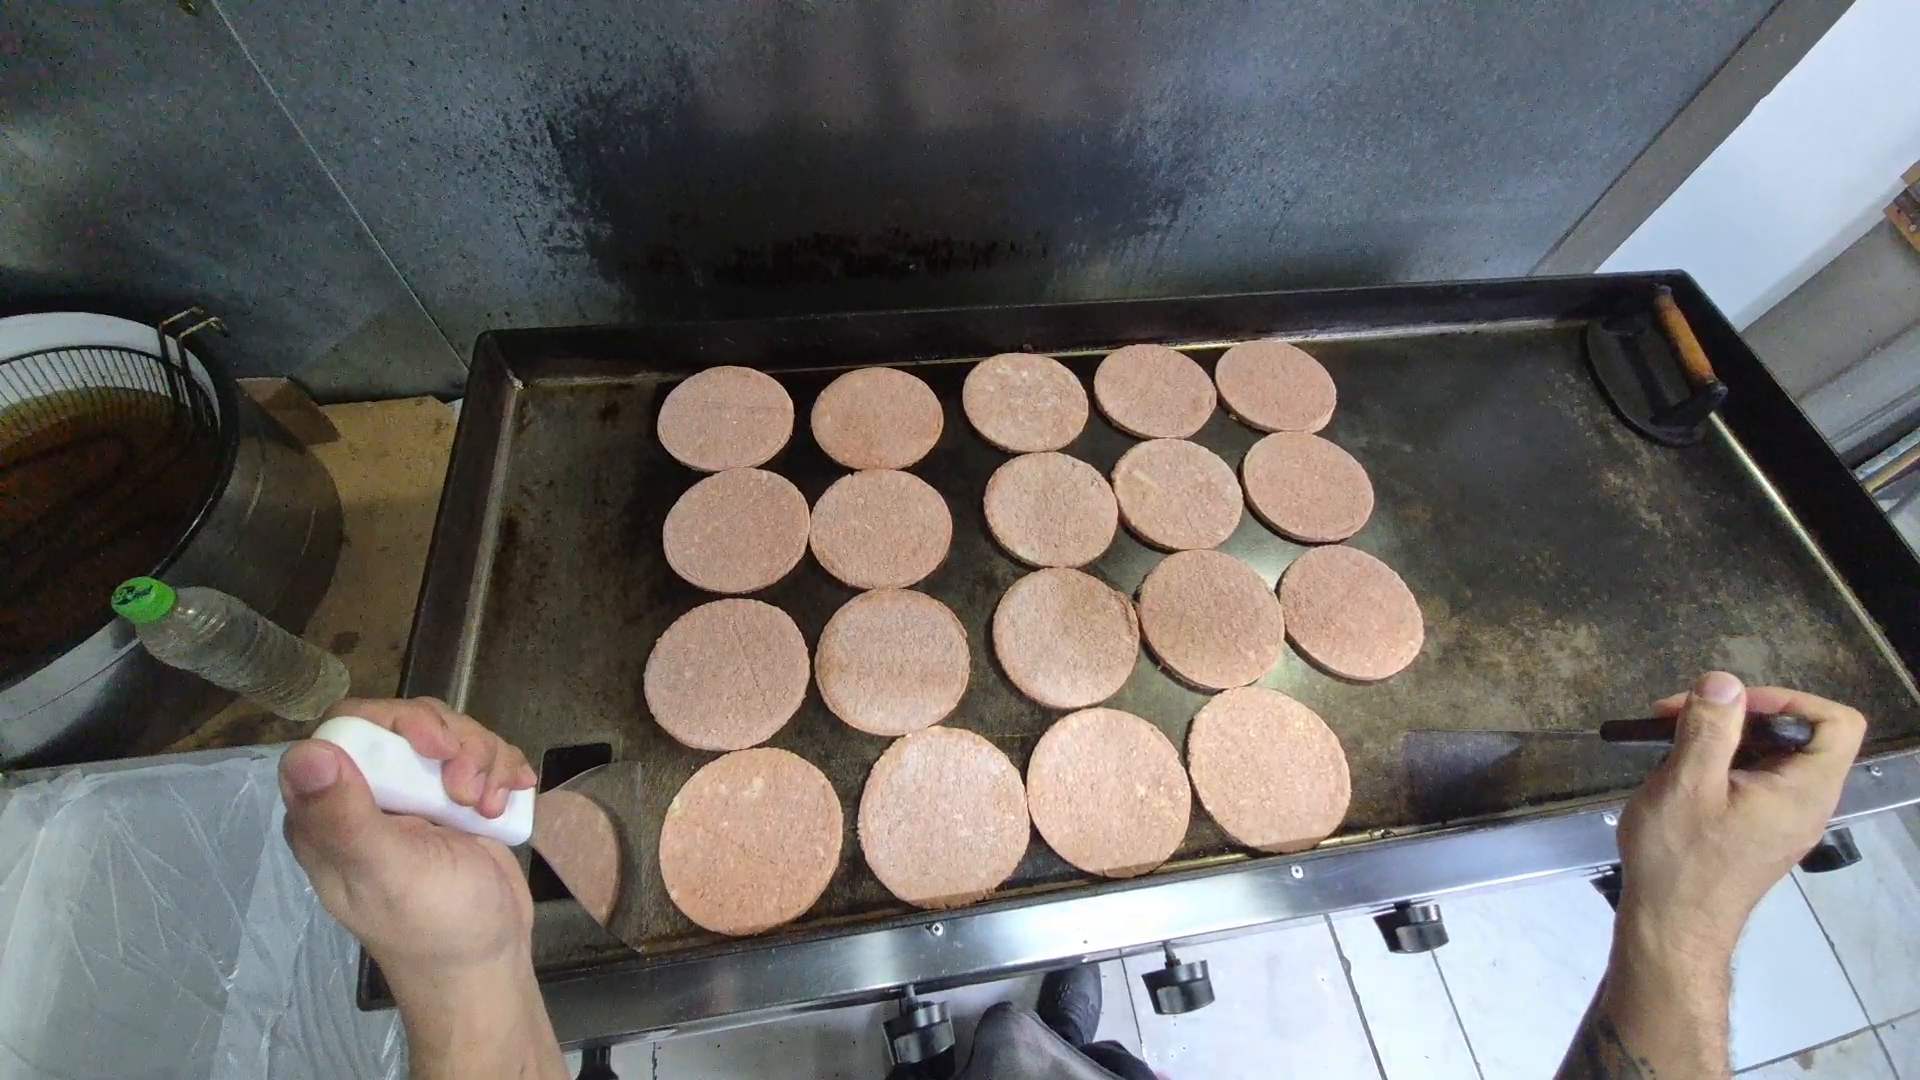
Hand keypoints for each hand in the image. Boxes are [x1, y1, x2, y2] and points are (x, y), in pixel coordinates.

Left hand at [279, 697, 538, 979]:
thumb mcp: (388, 872)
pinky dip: (508, 771)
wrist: (490, 954)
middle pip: (414, 721)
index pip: (351, 728)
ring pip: (459, 734)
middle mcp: (375, 793)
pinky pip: (491, 753)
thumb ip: (345, 817)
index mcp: (332, 810)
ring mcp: (423, 794)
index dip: (397, 722)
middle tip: (467, 789)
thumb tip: (307, 753)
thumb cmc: (431, 922)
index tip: (436, 748)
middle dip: (457, 745)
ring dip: (488, 762)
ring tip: (490, 807)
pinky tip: (511, 799)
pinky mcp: (463, 798)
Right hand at [1614, 672, 1865, 963]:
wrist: (1673, 917)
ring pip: (1765, 755)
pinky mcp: (1755, 825)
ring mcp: (1781, 816)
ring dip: (1716, 737)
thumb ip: (1708, 731)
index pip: (1834, 722)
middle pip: (1794, 734)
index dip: (1781, 699)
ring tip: (1663, 743)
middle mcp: (1805, 800)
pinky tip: (1672, 773)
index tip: (1719, 704)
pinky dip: (1712, 762)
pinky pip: (1748, 777)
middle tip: (1669, 717)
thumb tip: (1721, 681)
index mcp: (1803, 789)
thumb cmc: (1680, 851)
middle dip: (1732, 714)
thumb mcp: (1685, 784)